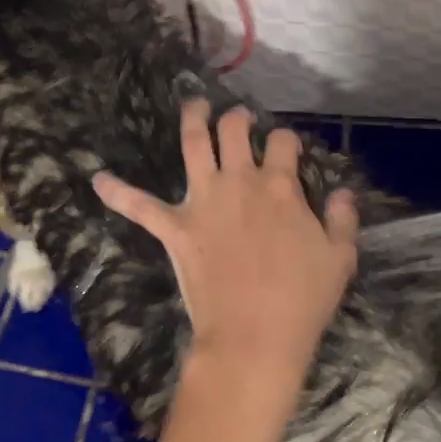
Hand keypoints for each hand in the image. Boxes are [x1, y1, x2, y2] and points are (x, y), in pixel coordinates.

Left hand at [92, 100, 359, 374]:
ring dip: (191, 118)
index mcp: (279, 185)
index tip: (288, 148)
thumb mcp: (340, 259)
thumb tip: (343, 191)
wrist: (256, 337)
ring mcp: (204, 200)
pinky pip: (140, 205)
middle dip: (237, 117)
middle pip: (233, 130)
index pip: (284, 142)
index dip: (286, 141)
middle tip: (238, 118)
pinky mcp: (176, 226)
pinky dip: (118, 192)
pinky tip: (97, 180)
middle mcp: (239, 180)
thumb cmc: (302, 301)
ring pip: (192, 143)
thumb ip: (342, 220)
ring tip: (192, 105)